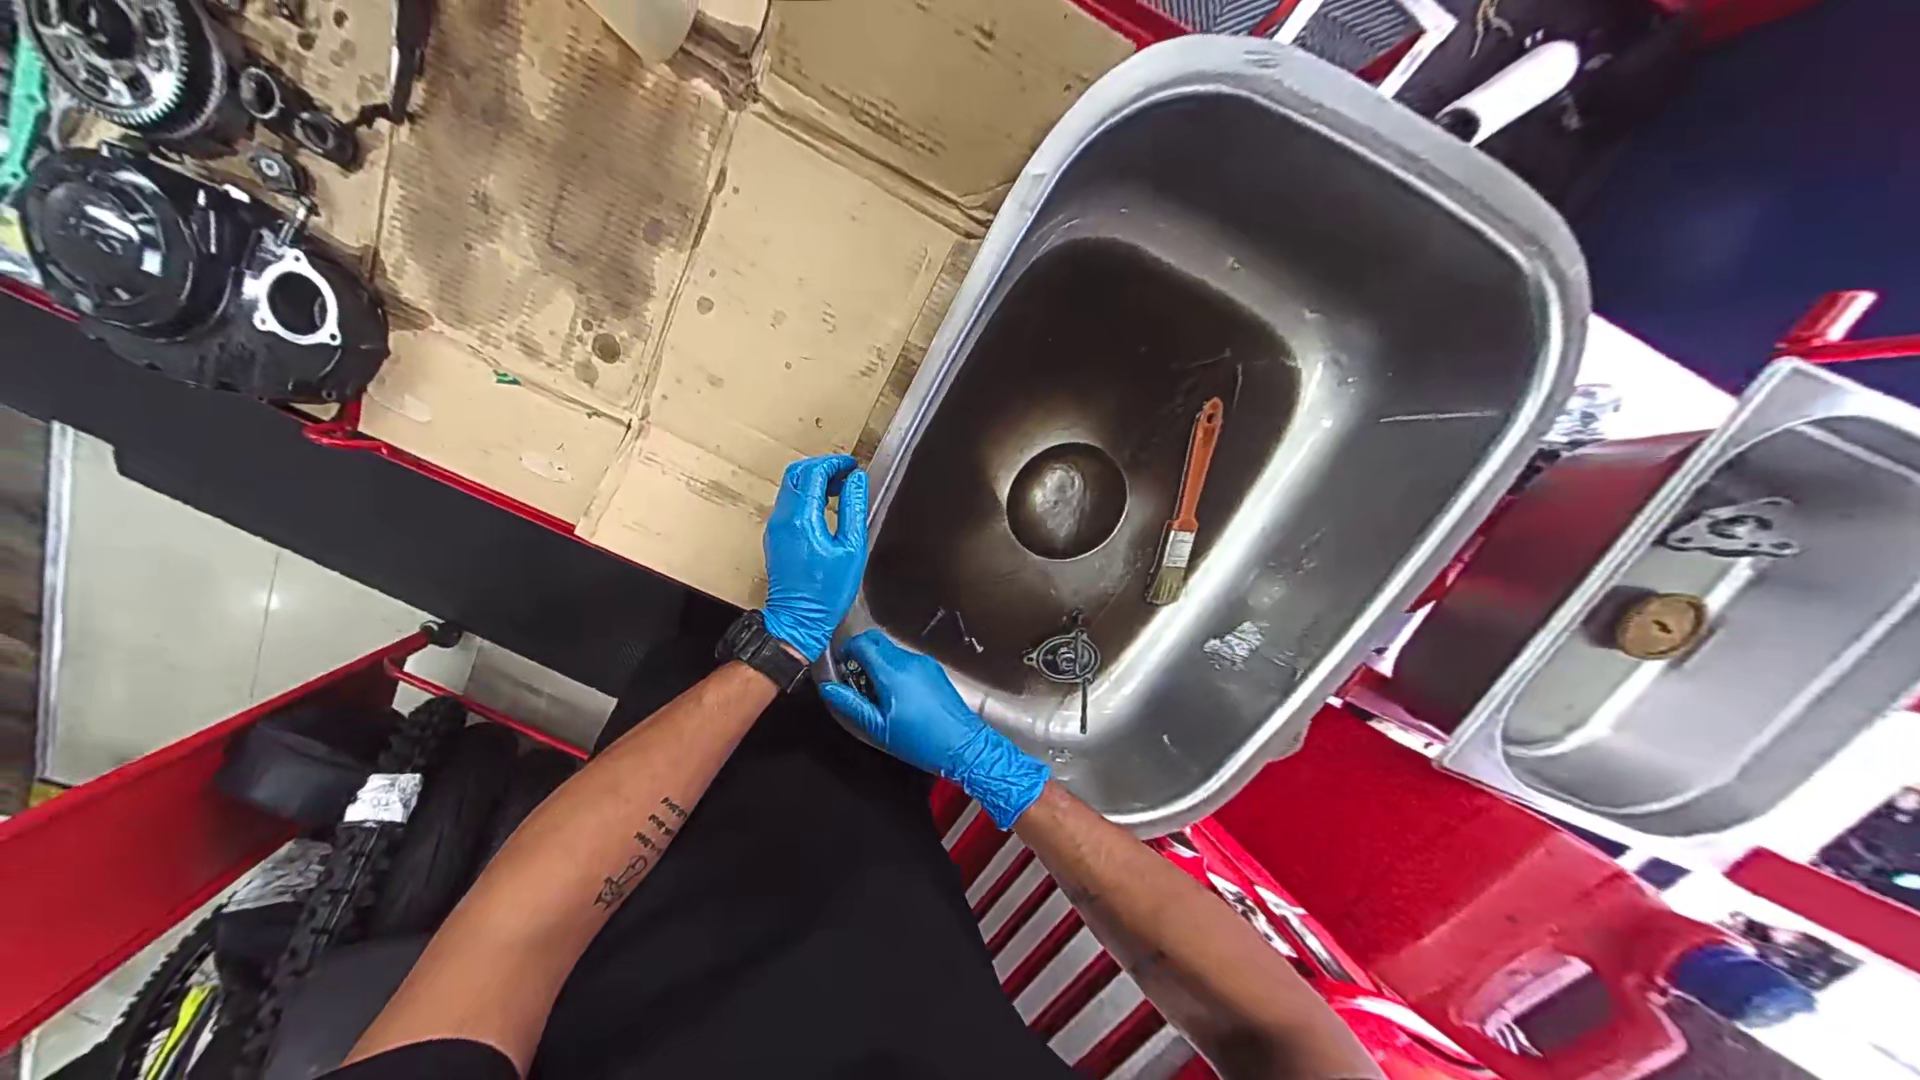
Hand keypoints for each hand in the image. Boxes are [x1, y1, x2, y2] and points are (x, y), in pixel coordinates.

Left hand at [761, 454, 869, 661]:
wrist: (798, 620)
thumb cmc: (827, 591)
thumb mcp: (852, 548)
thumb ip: (853, 508)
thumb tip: (856, 481)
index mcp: (802, 518)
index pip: (813, 472)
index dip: (834, 463)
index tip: (851, 466)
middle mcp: (783, 518)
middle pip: (797, 473)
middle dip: (822, 466)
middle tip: (845, 473)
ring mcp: (775, 527)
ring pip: (791, 486)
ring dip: (814, 479)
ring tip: (838, 488)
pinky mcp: (775, 535)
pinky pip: (788, 502)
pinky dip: (806, 494)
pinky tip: (824, 506)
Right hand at [821, 630, 1048, 828]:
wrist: (964, 746)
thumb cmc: (920, 741)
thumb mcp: (877, 728)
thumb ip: (850, 705)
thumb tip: (828, 688)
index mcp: (892, 671)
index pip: (862, 642)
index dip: (847, 651)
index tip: (843, 670)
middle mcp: (909, 660)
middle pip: (876, 641)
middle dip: (861, 655)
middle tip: (857, 681)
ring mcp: (924, 663)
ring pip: (892, 651)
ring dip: (879, 664)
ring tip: (878, 695)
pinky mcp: (934, 670)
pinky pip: (907, 660)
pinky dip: (895, 670)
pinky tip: (898, 696)